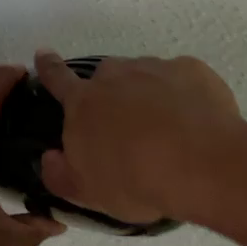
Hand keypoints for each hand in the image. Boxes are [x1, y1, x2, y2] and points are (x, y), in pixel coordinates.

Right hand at [33, 50, 246, 224]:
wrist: (202, 165)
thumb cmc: (135, 178)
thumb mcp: (87, 191)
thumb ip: (60, 173)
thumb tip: (48, 158)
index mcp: (83, 101)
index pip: (57, 78)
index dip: (49, 67)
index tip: (44, 54)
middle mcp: (113, 76)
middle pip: (107, 77)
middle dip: (114, 94)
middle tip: (130, 125)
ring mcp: (153, 69)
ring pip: (145, 76)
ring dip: (150, 95)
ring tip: (171, 130)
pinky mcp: (193, 72)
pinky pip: (185, 80)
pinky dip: (188, 96)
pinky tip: (201, 123)